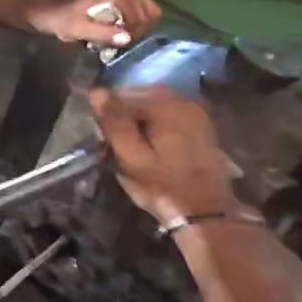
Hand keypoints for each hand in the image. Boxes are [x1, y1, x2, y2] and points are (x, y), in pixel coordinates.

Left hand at [27, 0, 161, 48]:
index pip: (143, 18)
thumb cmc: (63, 20)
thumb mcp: (79, 29)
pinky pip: (140, 9)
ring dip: (138, 26)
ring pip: (148, 11)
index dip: (134, 34)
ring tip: (119, 37)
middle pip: (150, 13)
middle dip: (138, 30)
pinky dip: (135, 21)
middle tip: (119, 42)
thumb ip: (103, 33)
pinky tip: (119, 30)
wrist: (51, 10)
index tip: (117, 45)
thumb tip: (128, 38)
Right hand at [88, 88, 238, 224]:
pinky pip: (166, 112)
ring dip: (135, 119)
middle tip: (112, 145)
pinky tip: (148, 142)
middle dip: (121, 115)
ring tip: (128, 144)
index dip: (105, 118)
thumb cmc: (163, 187)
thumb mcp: (131, 159)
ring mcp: (194, 110)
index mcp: (165, 105)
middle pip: (138, 96)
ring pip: (151, 103)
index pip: (121, 97)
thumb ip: (114, 124)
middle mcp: (182, 99)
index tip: (102, 142)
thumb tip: (96, 91)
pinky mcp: (200, 122)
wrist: (206, 210)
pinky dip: (152, 123)